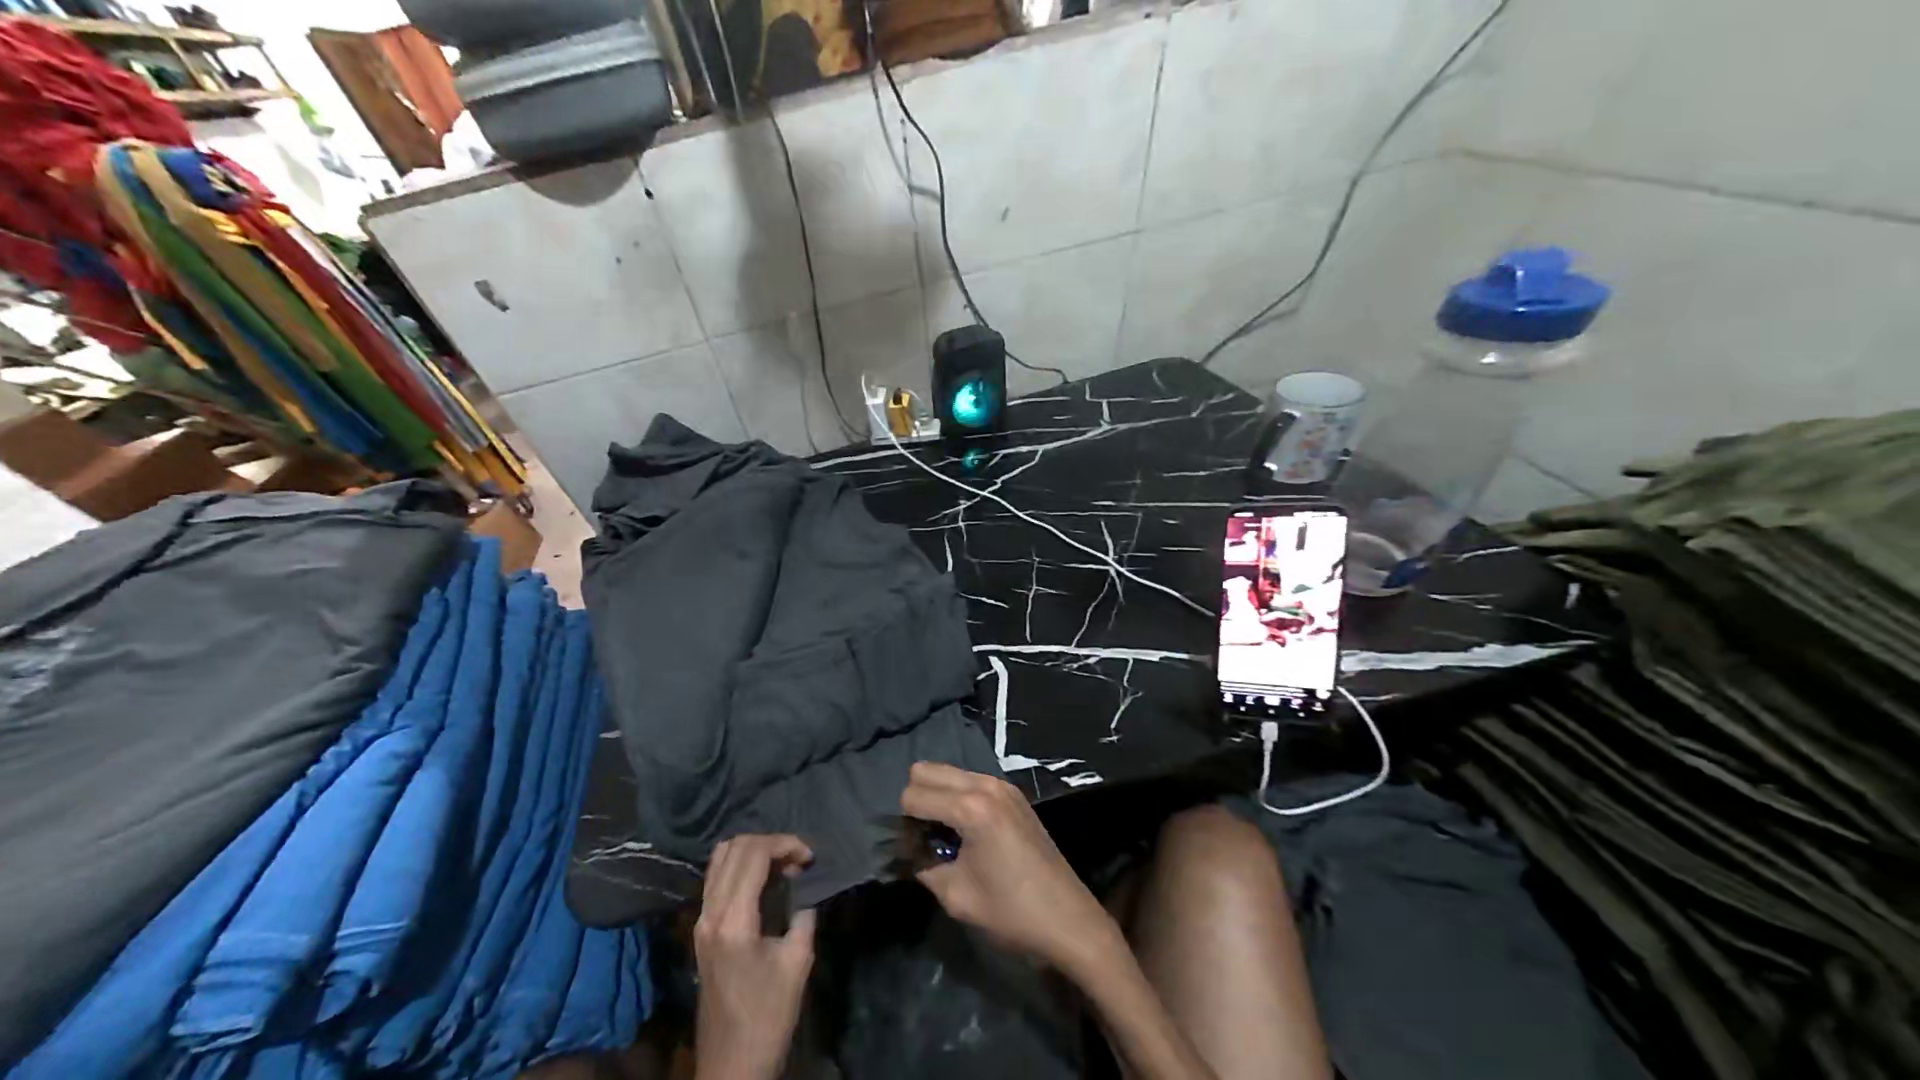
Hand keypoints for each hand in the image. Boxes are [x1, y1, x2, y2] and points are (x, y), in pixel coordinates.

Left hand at [693, 835, 816, 1079]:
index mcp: (733, 919)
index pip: (753, 854)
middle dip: (770, 843)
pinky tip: (765, 883)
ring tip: (782, 867)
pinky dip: (741, 867)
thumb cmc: (768, 1016)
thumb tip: (805, 893)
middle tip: (798, 860)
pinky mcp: (702, 930)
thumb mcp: (797, 963)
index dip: (785, 843)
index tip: (809, 857)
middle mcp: (709, 913)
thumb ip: (803, 917)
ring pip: (720, 859)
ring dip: (753, 852)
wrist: (731, 1063)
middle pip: (734, 848)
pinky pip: (717, 879)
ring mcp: (701, 921)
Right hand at [901, 762, 1120, 973]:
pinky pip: (970, 781)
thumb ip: (922, 865)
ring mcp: (1003, 786)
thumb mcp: (955, 895)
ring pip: (949, 772)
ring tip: (944, 837)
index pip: (913, 796)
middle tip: (924, 838)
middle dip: (917, 800)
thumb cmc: (1010, 911)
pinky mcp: (1014, 794)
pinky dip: (958, 797)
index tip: (912, 852)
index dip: (903, 825)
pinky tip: (966, 832)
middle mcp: (986, 785)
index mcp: (971, 808)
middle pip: (926, 770)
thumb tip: (906, 850)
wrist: (1067, 919)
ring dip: (938, 797)